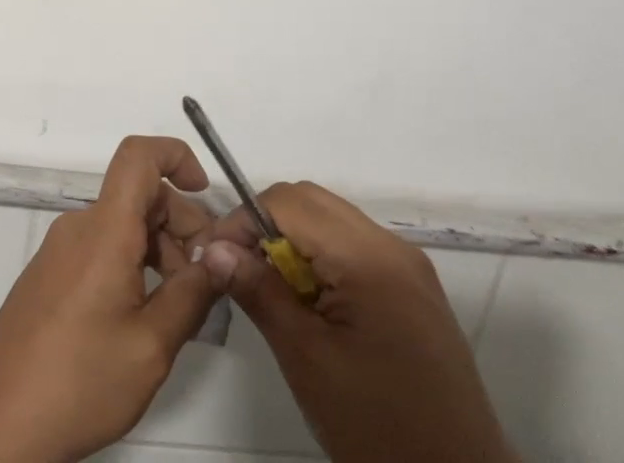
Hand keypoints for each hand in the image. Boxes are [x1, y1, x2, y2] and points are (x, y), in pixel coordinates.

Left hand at [0, 137, 220, 462]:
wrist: (0, 425)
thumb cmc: (80, 382)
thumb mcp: (152, 344)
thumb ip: (193, 293)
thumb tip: (223, 255)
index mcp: (103, 231)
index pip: (138, 156)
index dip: (177, 157)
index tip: (206, 194)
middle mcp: (77, 229)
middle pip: (138, 196)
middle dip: (182, 225)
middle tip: (206, 280)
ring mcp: (58, 253)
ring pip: (121, 226)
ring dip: (159, 251)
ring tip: (180, 309)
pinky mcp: (48, 278)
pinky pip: (99, 249)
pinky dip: (132, 265)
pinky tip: (144, 317)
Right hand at [202, 183, 514, 462]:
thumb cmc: (375, 422)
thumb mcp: (306, 358)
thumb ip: (259, 292)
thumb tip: (212, 248)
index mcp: (369, 258)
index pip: (289, 202)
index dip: (242, 220)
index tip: (213, 259)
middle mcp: (393, 247)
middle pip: (311, 203)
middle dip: (263, 225)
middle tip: (236, 271)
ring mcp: (407, 267)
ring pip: (330, 222)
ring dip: (289, 242)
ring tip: (266, 290)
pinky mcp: (411, 289)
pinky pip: (352, 249)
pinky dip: (318, 260)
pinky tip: (305, 304)